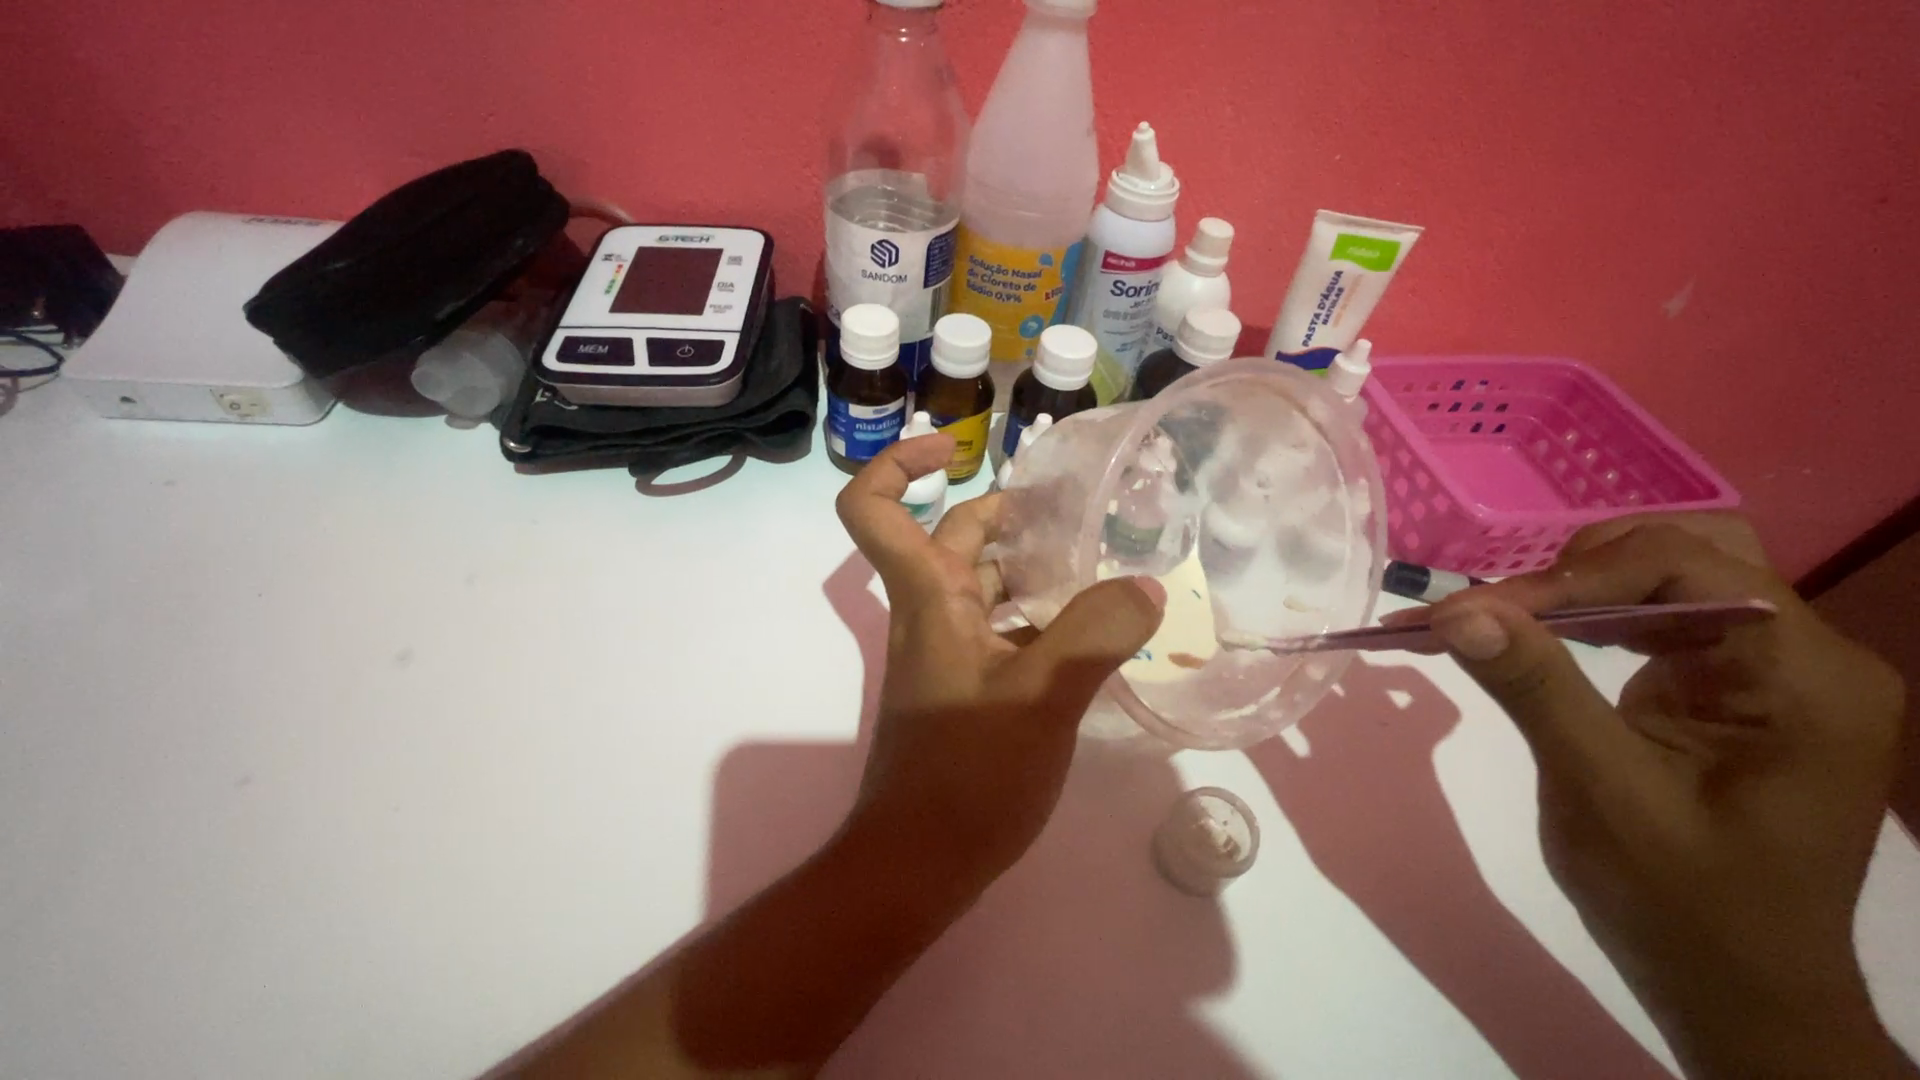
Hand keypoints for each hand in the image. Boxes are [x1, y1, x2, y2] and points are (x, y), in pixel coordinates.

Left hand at [835, 433, 1166, 881]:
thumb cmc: (967, 772)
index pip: (873, 510)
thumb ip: (1095, 634)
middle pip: (952, 538)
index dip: (896, 464)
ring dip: (1031, 568)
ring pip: (983, 586)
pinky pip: (1002, 630)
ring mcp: (947, 654)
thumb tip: (1145, 586)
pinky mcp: (967, 689)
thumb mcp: (1042, 697)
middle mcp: (930, 613)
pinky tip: (1094, 632)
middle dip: (1007, 516)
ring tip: (1102, 563)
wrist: (919, 861)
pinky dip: (1039, 617)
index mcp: (928, 597)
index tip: (951, 449)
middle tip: (1078, 512)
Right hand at [1420, 514, 1912, 1078]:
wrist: (1736, 991)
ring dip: (1580, 588)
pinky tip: (1539, 639)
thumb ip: (1535, 687)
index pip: (1685, 567)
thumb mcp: (1600, 792)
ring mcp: (1774, 673)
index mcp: (1804, 677)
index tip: (1469, 612)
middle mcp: (1806, 658)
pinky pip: (1661, 620)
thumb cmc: (1681, 904)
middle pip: (1691, 553)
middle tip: (1498, 609)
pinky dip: (1590, 618)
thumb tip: (1456, 610)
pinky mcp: (1733, 690)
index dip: (1570, 576)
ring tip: (1501, 620)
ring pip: (1672, 577)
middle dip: (1583, 568)